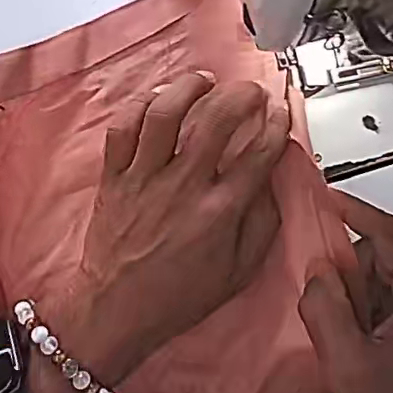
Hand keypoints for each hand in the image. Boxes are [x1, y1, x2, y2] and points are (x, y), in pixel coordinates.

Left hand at [34, 71, 289, 392]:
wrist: (117, 309)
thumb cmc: (176, 296)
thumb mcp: (238, 272)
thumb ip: (262, 224)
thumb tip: (271, 183)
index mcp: (219, 211)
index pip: (258, 152)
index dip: (275, 124)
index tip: (278, 114)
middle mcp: (182, 187)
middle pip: (215, 120)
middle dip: (239, 95)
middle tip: (247, 92)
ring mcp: (144, 178)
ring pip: (165, 114)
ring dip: (187, 89)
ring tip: (202, 83)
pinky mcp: (114, 178)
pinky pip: (123, 129)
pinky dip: (138, 106)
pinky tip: (155, 100)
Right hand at [297, 190, 392, 392]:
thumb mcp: (350, 368)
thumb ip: (326, 310)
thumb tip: (318, 272)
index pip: (390, 234)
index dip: (354, 212)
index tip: (325, 199)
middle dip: (355, 275)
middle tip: (327, 308)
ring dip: (369, 302)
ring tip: (350, 345)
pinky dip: (386, 319)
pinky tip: (370, 355)